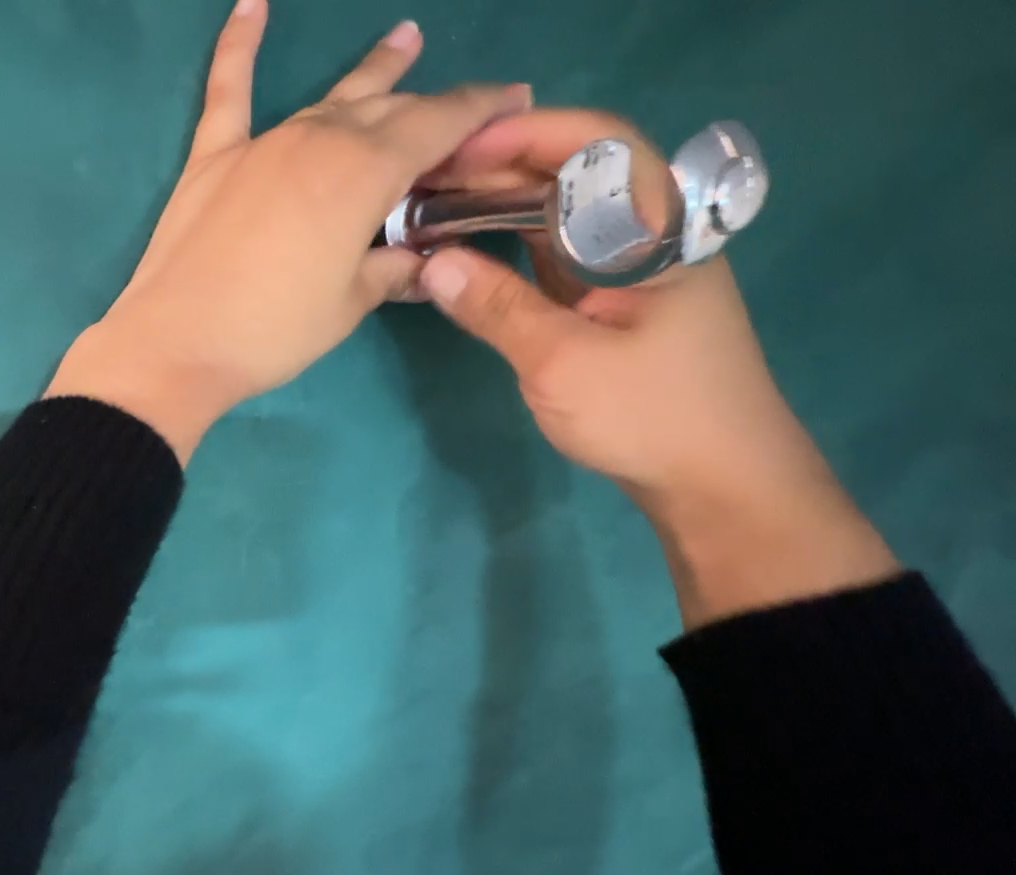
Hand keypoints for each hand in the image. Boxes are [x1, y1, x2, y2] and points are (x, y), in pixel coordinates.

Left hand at [45, 2, 530, 461]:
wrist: (175, 345)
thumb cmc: (271, 333)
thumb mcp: (348, 305)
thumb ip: (388, 270)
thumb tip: (416, 260)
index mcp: (366, 172)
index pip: (439, 125)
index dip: (481, 111)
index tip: (512, 100)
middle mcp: (319, 139)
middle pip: (387, 109)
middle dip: (431, 104)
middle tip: (460, 105)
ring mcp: (262, 144)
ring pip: (328, 98)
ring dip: (371, 74)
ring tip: (404, 41)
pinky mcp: (211, 159)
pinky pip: (228, 90)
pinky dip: (240, 44)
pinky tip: (251, 4)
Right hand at [418, 109, 897, 626]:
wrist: (713, 477)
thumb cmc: (649, 414)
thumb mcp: (562, 361)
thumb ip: (497, 308)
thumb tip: (433, 264)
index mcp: (655, 231)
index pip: (598, 146)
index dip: (526, 135)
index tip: (456, 153)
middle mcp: (645, 235)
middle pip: (573, 174)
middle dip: (499, 169)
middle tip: (425, 184)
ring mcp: (626, 269)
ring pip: (561, 214)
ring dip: (500, 206)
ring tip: (434, 209)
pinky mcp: (607, 301)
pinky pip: (554, 254)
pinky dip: (510, 246)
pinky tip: (468, 250)